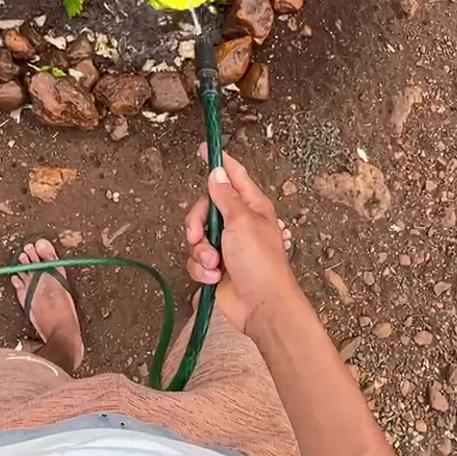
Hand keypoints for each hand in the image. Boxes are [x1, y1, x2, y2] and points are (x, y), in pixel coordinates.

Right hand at [184, 148, 305, 334]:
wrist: (260, 306)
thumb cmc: (260, 262)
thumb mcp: (241, 221)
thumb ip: (225, 196)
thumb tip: (217, 172)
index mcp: (251, 207)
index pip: (233, 176)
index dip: (219, 163)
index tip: (203, 149)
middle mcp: (238, 223)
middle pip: (205, 208)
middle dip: (197, 223)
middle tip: (200, 236)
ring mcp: (226, 246)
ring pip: (197, 237)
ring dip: (201, 252)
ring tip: (214, 264)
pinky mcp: (216, 267)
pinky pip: (196, 260)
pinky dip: (202, 270)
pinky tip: (215, 278)